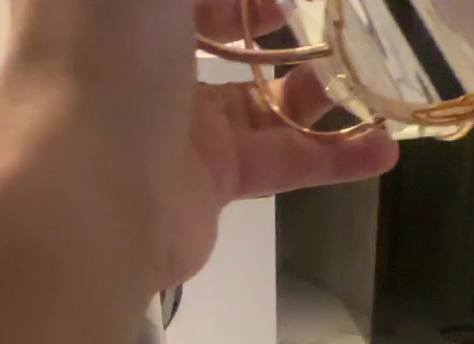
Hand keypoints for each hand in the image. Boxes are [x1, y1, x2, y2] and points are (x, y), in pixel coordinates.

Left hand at [0, 0, 396, 290]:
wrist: (91, 192)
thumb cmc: (107, 51)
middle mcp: (144, 53)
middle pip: (220, 28)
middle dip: (274, 20)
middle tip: (331, 20)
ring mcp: (180, 121)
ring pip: (261, 99)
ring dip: (319, 90)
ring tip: (374, 81)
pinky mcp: (212, 179)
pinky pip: (282, 159)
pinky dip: (333, 157)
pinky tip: (383, 150)